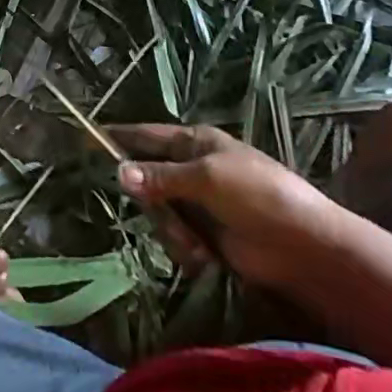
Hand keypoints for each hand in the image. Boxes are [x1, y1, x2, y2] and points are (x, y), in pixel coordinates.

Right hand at [107, 124, 350, 290]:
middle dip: (150, 200)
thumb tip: (117, 172)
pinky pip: (172, 237)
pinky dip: (184, 248)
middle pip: (144, 178)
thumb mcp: (206, 177)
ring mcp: (196, 203)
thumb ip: (159, 175)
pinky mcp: (203, 235)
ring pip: (156, 212)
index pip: (143, 135)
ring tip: (194, 244)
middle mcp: (190, 169)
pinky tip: (202, 256)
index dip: (116, 137)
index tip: (84, 140)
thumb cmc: (259, 195)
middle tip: (160, 211)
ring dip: (171, 231)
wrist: (307, 248)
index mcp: (193, 142)